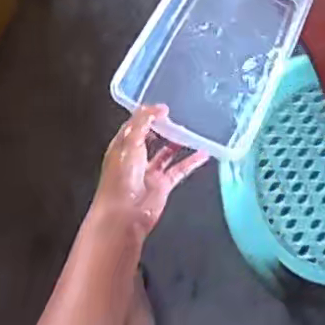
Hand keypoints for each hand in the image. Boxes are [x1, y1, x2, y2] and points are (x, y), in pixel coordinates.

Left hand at [91, 106, 208, 236]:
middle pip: (152, 138)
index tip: (164, 107)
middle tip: (178, 116)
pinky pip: (179, 169)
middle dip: (163, 127)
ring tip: (191, 130)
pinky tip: (203, 153)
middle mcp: (136, 158)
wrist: (124, 217)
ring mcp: (150, 173)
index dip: (148, 115)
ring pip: (166, 153)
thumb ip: (144, 121)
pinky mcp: (163, 186)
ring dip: (178, 142)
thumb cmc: (121, 177)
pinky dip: (191, 161)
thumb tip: (160, 108)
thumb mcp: (130, 141)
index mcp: (123, 146)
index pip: (135, 125)